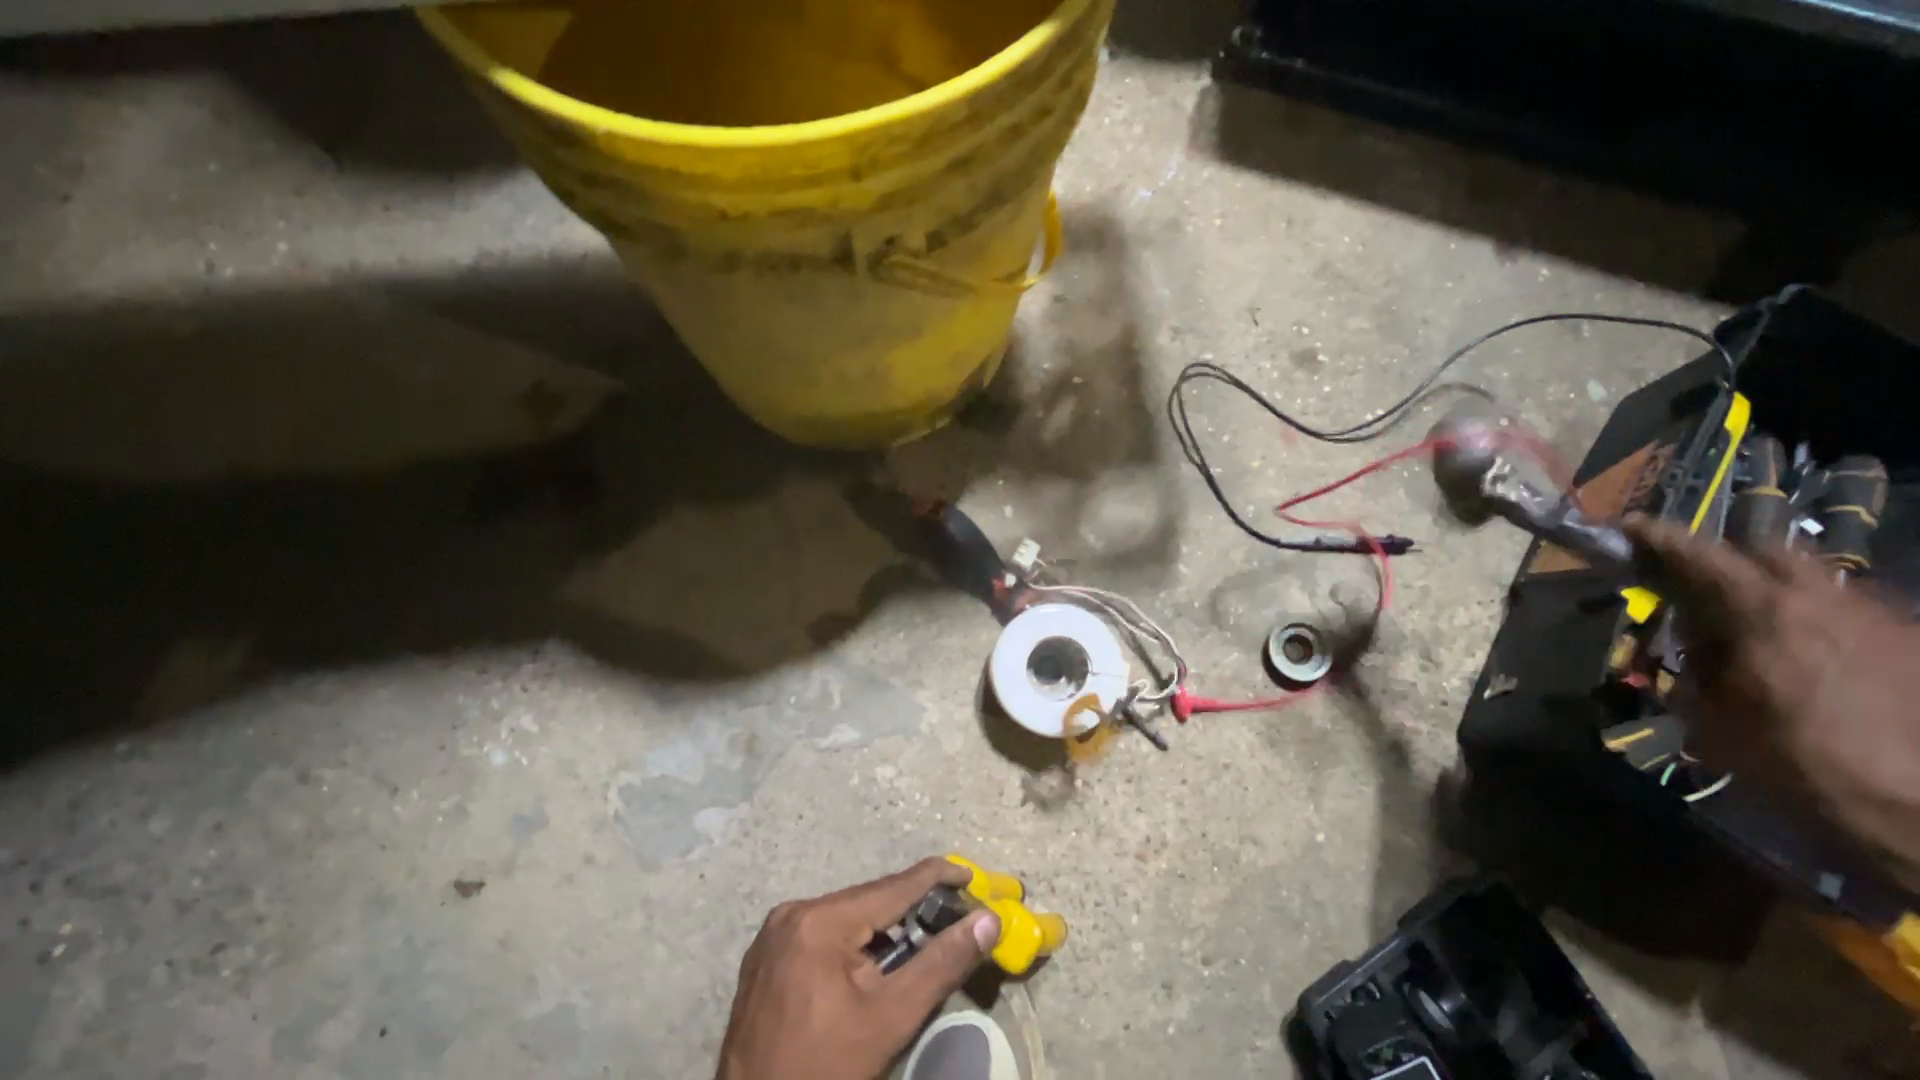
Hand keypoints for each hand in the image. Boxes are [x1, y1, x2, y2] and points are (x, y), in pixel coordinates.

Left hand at [716, 858, 1000, 1079]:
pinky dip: (853, 944)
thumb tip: (987, 920)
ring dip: (883, 932)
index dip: (938, 877)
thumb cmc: (825, 1067)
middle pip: (868, 902)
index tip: (972, 876)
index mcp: (820, 920)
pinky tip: (873, 970)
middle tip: (953, 924)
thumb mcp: (891, 1017)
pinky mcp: (766, 957)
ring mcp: (774, 934)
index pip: (893, 887)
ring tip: (918, 953)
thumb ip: (942, 964)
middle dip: (912, 912)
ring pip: (846, 919)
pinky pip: (822, 935)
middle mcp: (793, 913)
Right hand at [1628, 515, 1919, 885]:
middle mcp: (1824, 599)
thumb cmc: (1792, 763)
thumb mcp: (1711, 714)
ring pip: (1817, 580)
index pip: (1699, 554)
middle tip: (1701, 585)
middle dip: (1730, 559)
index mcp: (1763, 612)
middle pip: (1769, 551)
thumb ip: (1698, 658)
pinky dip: (1819, 620)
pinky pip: (1853, 613)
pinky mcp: (1913, 644)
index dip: (1658, 537)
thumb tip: (1696, 630)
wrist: (1910, 809)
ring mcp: (1879, 618)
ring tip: (1761, 627)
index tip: (1628, 528)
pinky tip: (1812, 658)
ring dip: (1779, 590)